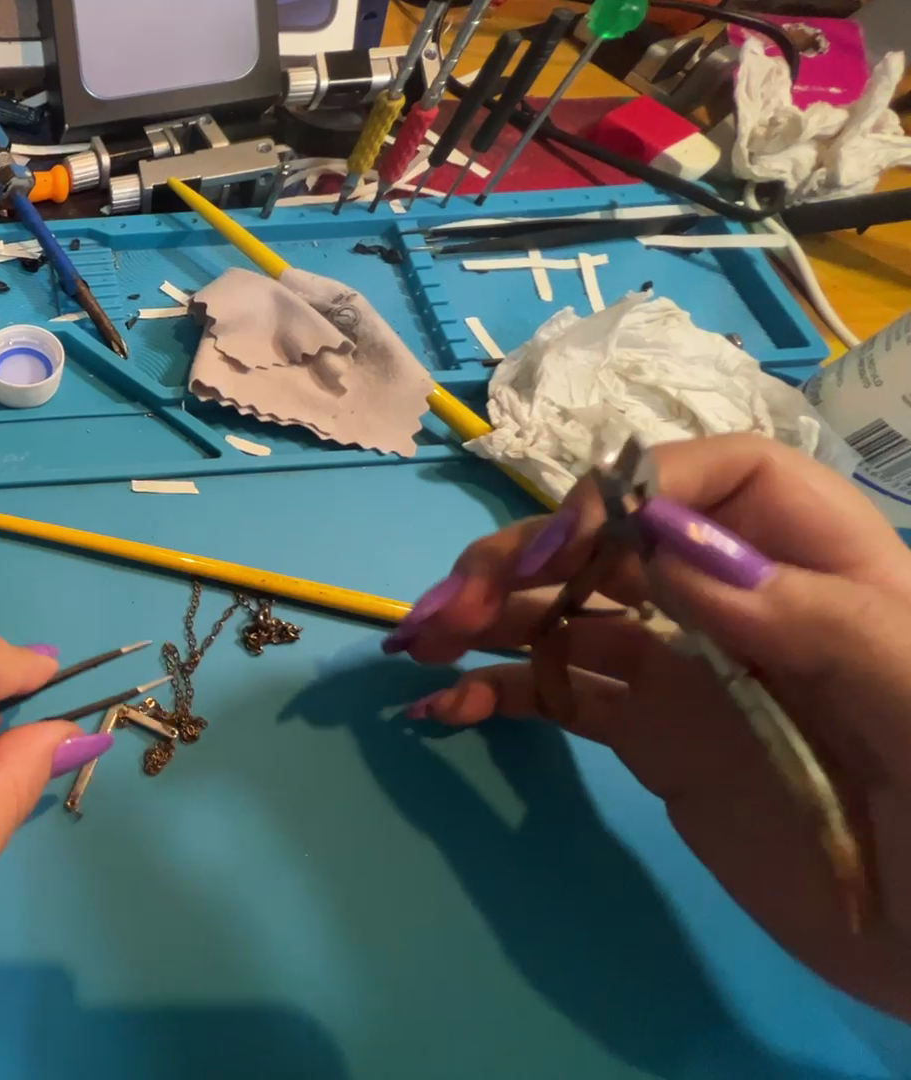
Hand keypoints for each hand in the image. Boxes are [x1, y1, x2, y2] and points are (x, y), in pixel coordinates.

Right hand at [385, 434, 910, 1019]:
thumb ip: (826, 623)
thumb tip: (668, 543)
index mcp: (820, 581)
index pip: (723, 482)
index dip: (633, 493)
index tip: (558, 553)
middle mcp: (736, 610)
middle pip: (605, 547)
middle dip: (513, 563)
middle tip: (447, 612)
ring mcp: (681, 671)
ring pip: (558, 613)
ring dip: (480, 619)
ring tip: (420, 647)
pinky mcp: (642, 730)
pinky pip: (548, 692)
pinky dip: (488, 692)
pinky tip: (443, 708)